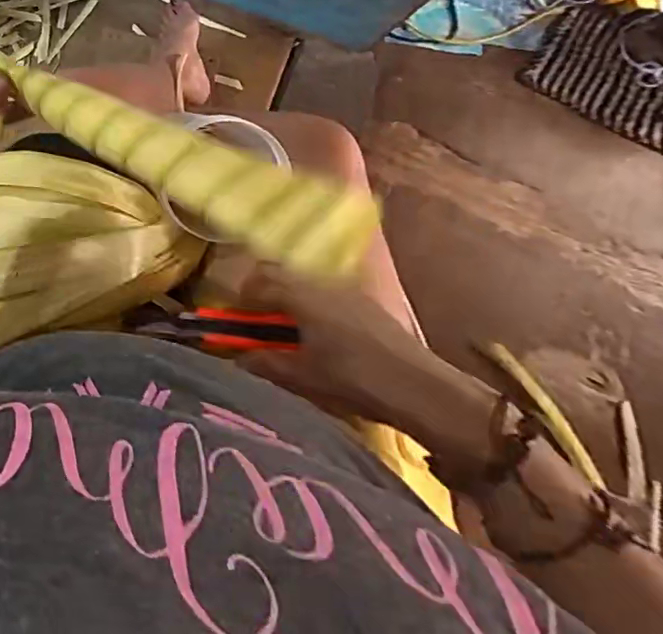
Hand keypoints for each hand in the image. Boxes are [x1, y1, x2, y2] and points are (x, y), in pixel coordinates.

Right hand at [231, 268, 492, 454]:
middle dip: (261, 290)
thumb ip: (263, 362)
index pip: (256, 283)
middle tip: (258, 318)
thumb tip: (238, 357)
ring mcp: (347, 290)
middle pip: (278, 271)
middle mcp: (320, 283)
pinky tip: (321, 332)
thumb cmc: (353, 380)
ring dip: (287, 295)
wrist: (424, 392)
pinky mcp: (367, 303)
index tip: (238, 321)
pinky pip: (325, 291)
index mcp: (299, 295)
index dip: (241, 300)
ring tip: (288, 327)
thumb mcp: (300, 376)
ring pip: (303, 280)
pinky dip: (311, 302)